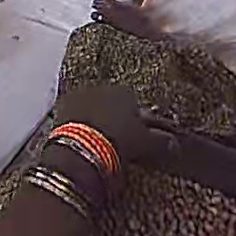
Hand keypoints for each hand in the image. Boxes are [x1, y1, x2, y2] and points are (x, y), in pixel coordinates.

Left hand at [54, 84, 174, 167]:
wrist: (82, 147)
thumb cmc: (118, 141)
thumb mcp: (145, 143)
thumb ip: (161, 141)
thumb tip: (174, 144)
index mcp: (124, 92)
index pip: (132, 103)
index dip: (133, 121)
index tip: (132, 136)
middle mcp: (101, 88)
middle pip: (110, 102)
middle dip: (112, 117)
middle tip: (114, 139)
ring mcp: (79, 96)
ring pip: (91, 107)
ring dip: (94, 119)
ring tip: (96, 141)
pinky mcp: (60, 108)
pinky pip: (73, 114)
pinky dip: (77, 124)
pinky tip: (80, 139)